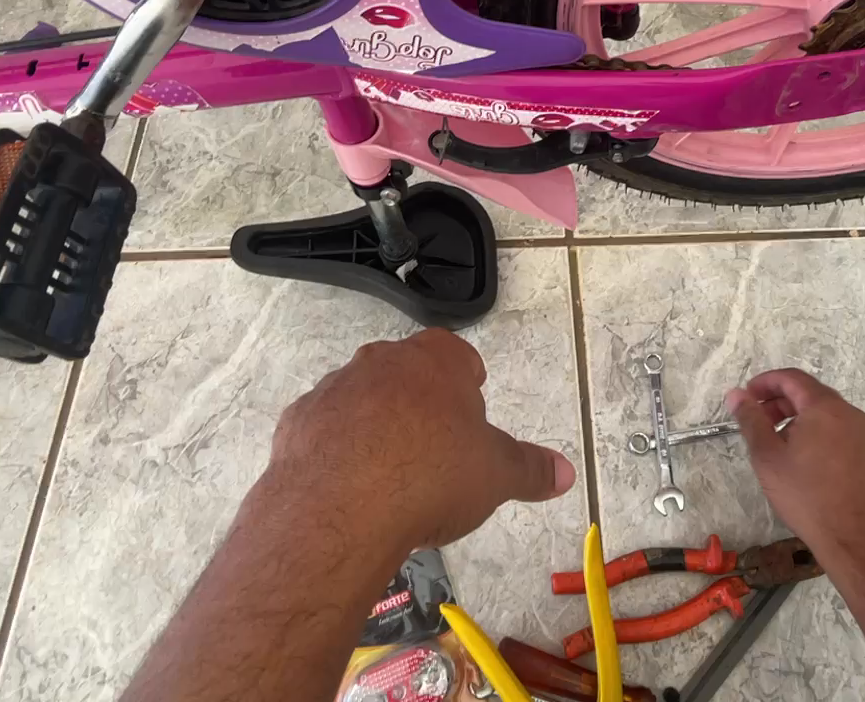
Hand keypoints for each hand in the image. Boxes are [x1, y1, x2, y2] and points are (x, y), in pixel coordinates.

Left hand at [264, 328, 575, 552]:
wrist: (339, 507)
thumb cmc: (431, 475)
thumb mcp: (495, 475)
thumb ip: (530, 469)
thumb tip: (566, 472)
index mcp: (436, 360)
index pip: (459, 356)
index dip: (467, 386)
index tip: (470, 418)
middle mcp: (384, 359)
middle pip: (409, 374)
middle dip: (422, 405)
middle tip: (434, 453)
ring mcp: (336, 386)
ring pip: (364, 398)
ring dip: (376, 425)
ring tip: (388, 478)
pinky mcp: (298, 420)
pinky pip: (325, 428)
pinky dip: (336, 449)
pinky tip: (347, 487)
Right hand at [726, 369, 864, 579]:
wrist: (858, 543)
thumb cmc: (808, 497)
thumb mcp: (768, 457)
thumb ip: (751, 420)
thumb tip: (736, 394)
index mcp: (825, 408)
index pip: (792, 378)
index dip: (765, 382)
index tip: (746, 397)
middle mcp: (849, 414)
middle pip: (809, 393)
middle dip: (779, 400)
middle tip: (756, 419)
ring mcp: (864, 435)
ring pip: (824, 413)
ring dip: (795, 417)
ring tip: (775, 442)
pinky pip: (837, 430)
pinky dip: (814, 432)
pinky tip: (801, 459)